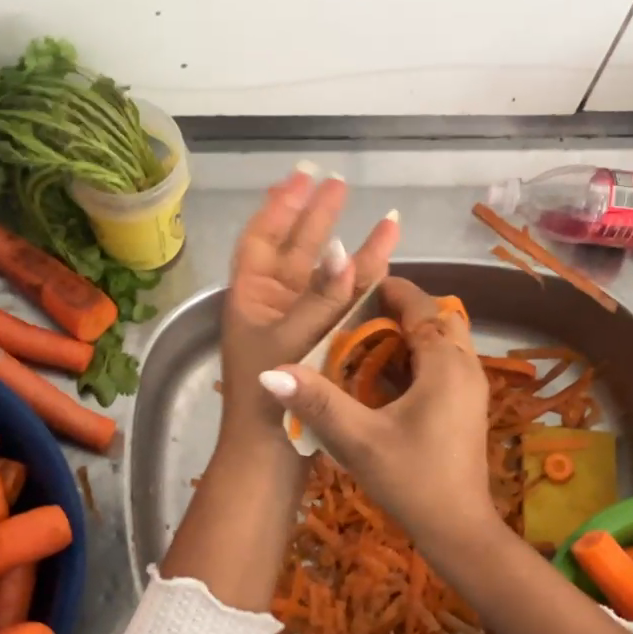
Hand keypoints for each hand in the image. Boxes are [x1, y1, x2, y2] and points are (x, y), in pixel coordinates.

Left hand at [219, 164, 396, 446]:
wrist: (270, 456)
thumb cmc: (268, 397)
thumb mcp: (292, 341)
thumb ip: (321, 298)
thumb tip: (344, 252)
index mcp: (250, 298)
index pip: (261, 239)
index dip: (280, 206)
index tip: (301, 178)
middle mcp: (271, 305)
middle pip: (295, 250)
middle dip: (318, 218)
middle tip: (339, 185)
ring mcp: (297, 324)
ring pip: (325, 276)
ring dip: (349, 247)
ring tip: (380, 217)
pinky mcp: (320, 344)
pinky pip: (342, 304)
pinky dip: (361, 285)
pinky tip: (382, 265)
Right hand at [258, 278, 498, 544]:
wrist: (458, 529)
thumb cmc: (412, 480)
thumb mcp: (359, 440)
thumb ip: (317, 401)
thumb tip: (268, 372)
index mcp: (445, 362)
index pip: (420, 304)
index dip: (386, 291)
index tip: (348, 292)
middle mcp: (467, 365)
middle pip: (437, 317)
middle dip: (398, 313)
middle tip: (354, 323)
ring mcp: (472, 387)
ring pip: (444, 341)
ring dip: (409, 336)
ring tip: (364, 347)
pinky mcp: (468, 407)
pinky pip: (445, 364)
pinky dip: (418, 360)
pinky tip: (384, 383)